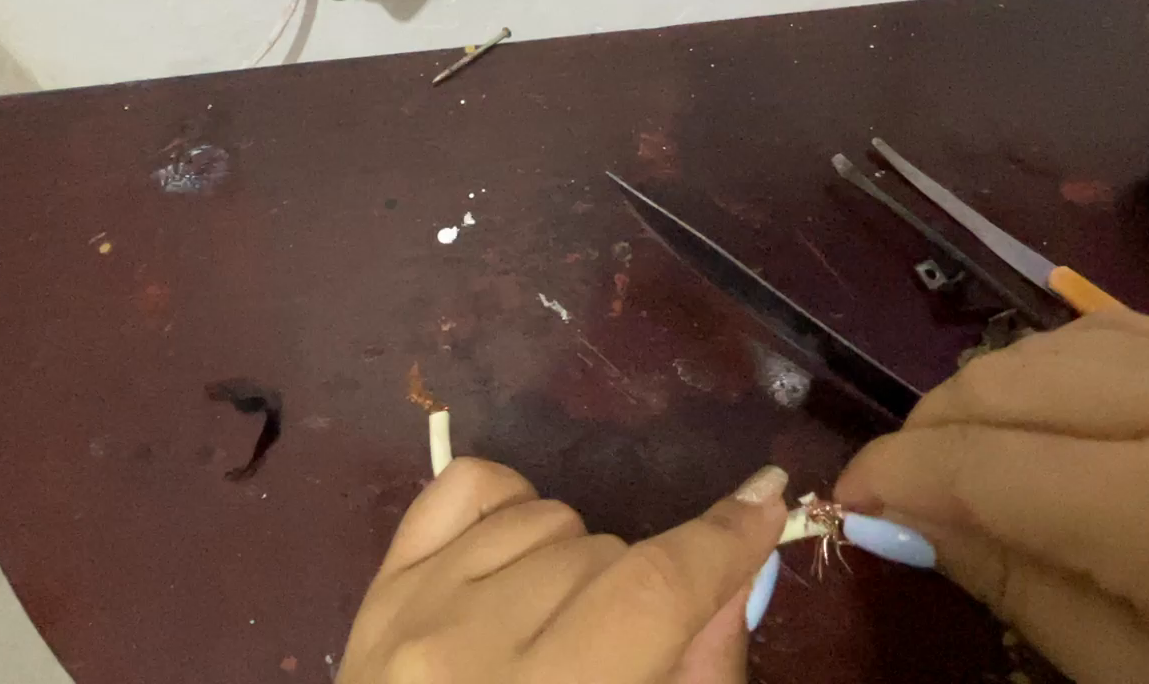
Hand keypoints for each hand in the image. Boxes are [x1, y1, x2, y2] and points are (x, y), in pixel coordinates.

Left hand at [339, 458, 787, 683]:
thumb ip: (698, 674)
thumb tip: (736, 566)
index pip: (651, 591)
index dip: (722, 539)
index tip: (767, 499)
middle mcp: (466, 650)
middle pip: (603, 552)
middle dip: (639, 590)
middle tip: (624, 650)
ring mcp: (414, 608)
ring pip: (545, 516)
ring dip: (575, 557)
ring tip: (560, 624)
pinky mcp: (381, 585)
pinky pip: (468, 484)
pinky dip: (509, 503)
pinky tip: (517, 554)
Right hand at [836, 309, 1148, 683]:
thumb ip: (1022, 587)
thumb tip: (899, 516)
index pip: (984, 467)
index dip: (892, 478)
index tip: (843, 500)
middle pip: (1003, 385)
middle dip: (927, 435)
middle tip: (905, 494)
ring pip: (1047, 345)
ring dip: (983, 398)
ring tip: (971, 462)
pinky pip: (1115, 335)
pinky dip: (1052, 370)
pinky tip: (1046, 419)